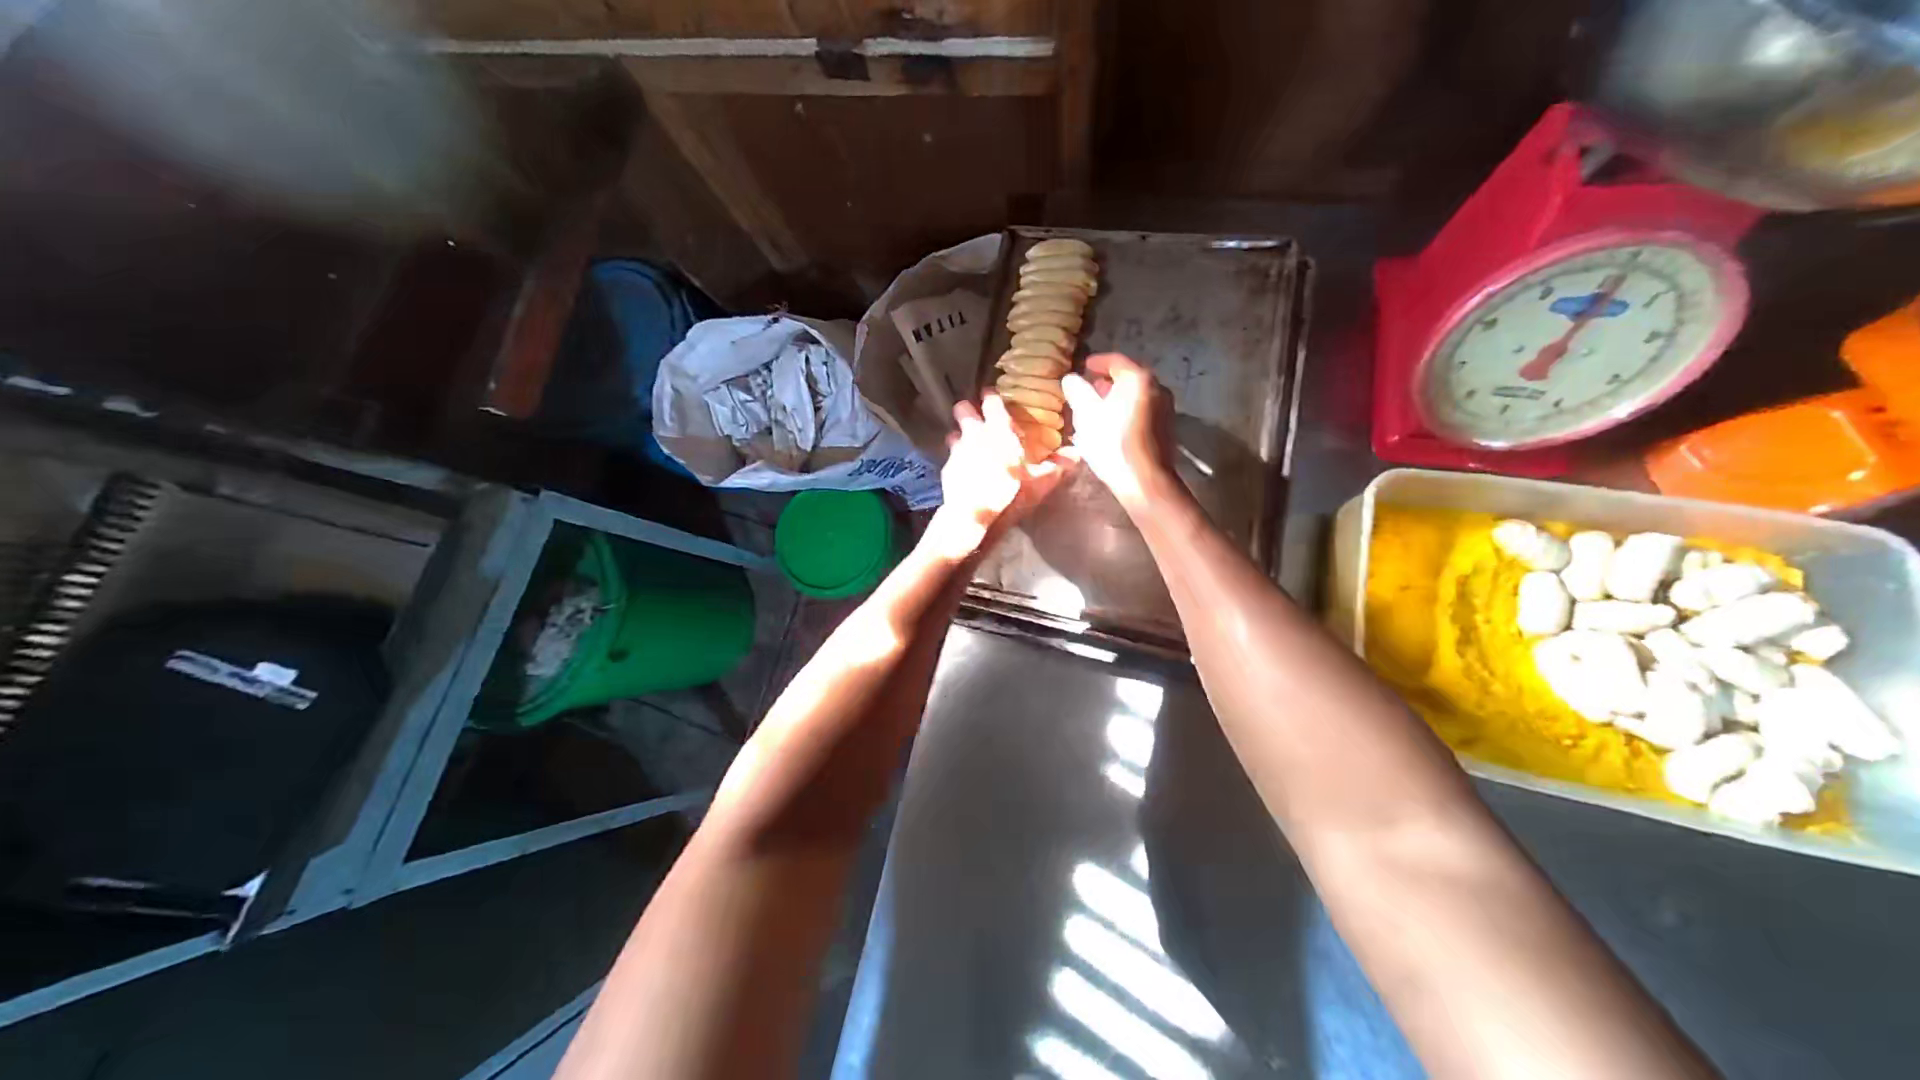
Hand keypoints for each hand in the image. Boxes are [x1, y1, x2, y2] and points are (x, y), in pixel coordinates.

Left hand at [923, 394, 1074, 558]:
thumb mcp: (1038, 482)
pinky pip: (951, 454)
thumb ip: (1055, 466)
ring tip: (970, 444)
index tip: (994, 397)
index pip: (990, 400)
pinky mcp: (947, 466)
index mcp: (997, 429)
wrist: (972, 513)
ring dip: (961, 434)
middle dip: (968, 410)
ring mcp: (957, 449)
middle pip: (962, 407)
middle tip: (978, 418)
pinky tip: (965, 468)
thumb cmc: (1008, 492)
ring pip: (954, 431)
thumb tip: (1075, 455)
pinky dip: (957, 457)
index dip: (991, 396)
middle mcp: (974, 433)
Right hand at [1060, 352, 1174, 507]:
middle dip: (1108, 382)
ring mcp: (1166, 409)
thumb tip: (1072, 378)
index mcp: (1139, 379)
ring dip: (1118, 398)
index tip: (1084, 367)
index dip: (1097, 362)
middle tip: (1089, 389)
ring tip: (1099, 409)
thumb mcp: (1087, 415)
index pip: (1116, 360)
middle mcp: (1158, 388)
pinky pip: (1144, 411)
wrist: (1145, 482)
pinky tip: (1114, 426)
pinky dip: (1128, 411)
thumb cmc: (1112, 443)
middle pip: (1129, 378)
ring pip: (1137, 396)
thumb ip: (1078, 392)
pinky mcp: (1167, 428)